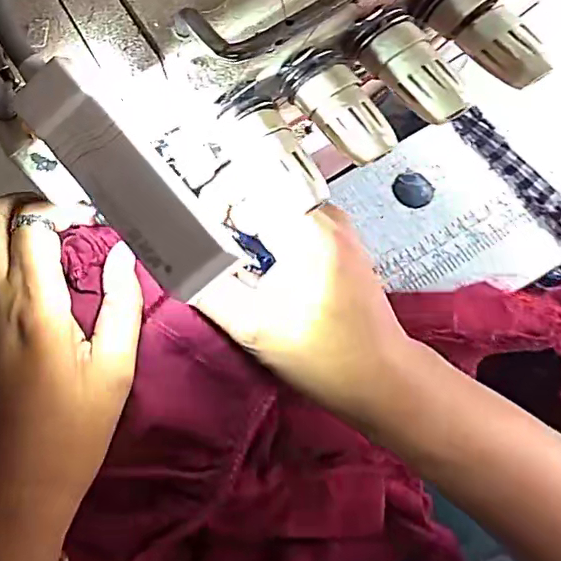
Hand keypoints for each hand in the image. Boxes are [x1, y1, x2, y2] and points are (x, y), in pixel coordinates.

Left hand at [0, 196, 141, 560]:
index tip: (81, 220)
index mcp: (35, 306)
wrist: (15, 492)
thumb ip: (122, 304)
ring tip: (4, 234)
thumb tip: (120, 254)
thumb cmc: (72, 434)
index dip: (58, 208)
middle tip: (44, 217)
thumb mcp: (116, 370)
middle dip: (16, 202)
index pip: (34, 224)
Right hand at [193, 204, 420, 428]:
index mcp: (307, 228)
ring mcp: (334, 221)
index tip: (198, 224)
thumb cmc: (328, 359)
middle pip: (255, 187)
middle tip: (215, 245)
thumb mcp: (253, 327)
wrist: (382, 377)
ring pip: (270, 198)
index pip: (243, 183)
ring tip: (241, 257)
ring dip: (246, 222)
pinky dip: (267, 229)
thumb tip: (177, 259)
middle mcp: (325, 214)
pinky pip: (288, 213)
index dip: (211, 200)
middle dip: (227, 212)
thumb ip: (208, 287)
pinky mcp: (335, 233)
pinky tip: (264, 262)